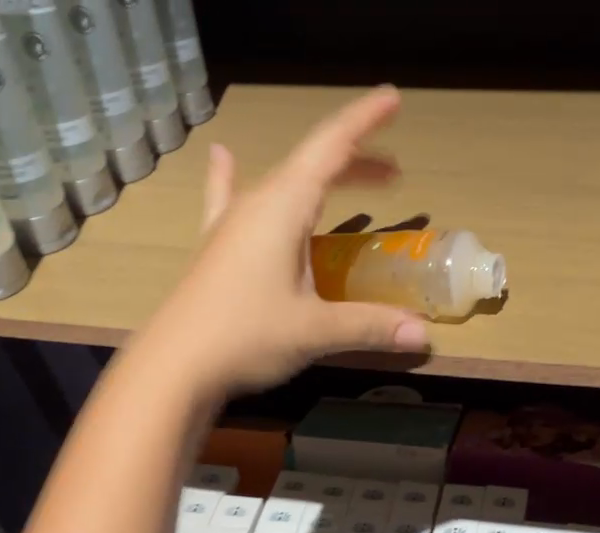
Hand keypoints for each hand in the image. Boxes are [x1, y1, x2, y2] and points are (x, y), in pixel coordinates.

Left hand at [134, 86, 429, 399]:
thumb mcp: (315, 331)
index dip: (364, 123)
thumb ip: (370, 326)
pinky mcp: (216, 249)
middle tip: (394, 174)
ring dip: (318, 179)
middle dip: (356, 163)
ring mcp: (230, 225)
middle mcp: (255, 205)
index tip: (393, 99)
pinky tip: (223, 156)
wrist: (175, 366)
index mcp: (282, 207)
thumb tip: (424, 334)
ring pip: (280, 184)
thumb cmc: (246, 336)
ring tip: (345, 179)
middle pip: (311, 166)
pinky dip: (234, 178)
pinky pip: (230, 200)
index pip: (331, 149)